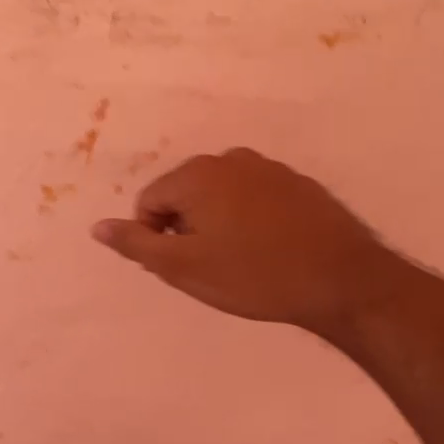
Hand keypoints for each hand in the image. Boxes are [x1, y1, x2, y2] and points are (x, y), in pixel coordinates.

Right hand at [93, 148, 420, 335]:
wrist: (345, 282)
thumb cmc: (252, 275)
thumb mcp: (181, 267)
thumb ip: (135, 243)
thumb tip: (98, 226)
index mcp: (196, 175)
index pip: (149, 202)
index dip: (156, 237)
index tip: (182, 264)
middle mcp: (230, 160)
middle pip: (183, 193)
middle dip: (185, 226)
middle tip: (208, 265)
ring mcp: (270, 170)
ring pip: (220, 196)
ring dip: (217, 222)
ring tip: (239, 259)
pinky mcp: (301, 186)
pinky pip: (255, 199)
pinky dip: (251, 220)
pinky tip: (269, 250)